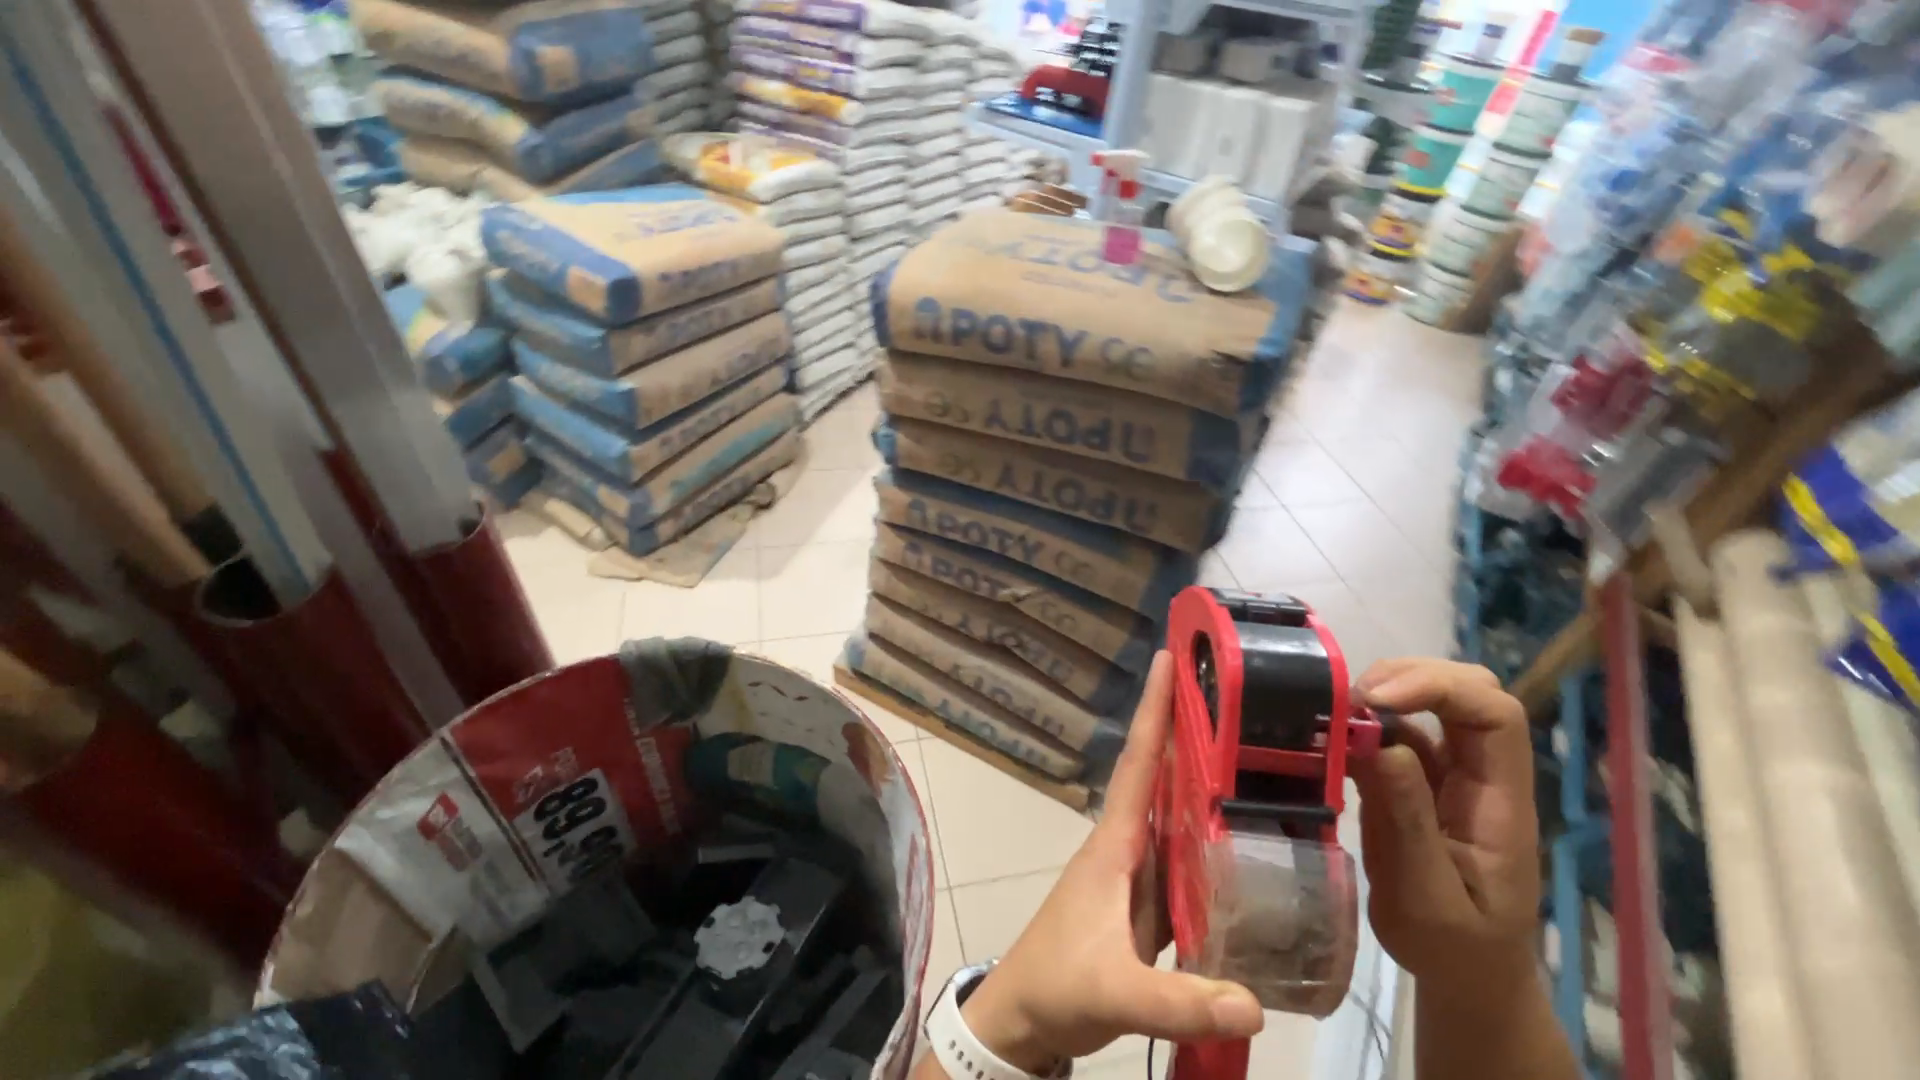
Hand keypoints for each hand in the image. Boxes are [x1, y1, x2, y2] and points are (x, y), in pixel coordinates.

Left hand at [959, 652, 1265, 1069]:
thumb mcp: (1115, 993)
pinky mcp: (1151, 904)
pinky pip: (1188, 857)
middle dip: (1191, 731)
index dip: (1155, 711)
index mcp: (1115, 845)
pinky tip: (1250, 834)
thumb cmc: (1058, 985)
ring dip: (1207, 779)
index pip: (1139, 764)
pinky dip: (1214, 837)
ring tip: (1255, 745)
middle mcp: (1129, 847)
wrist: (1026, 1017)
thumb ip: (1180, 1001)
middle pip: (1163, 776)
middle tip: (1236, 689)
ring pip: (1178, 814)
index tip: (1171, 659)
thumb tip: (1256, 1006)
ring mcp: (1140, 875)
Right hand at [1350, 658, 1541, 988]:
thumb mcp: (1427, 895)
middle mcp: (1480, 774)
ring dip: (1381, 695)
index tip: (1374, 700)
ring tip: (1332, 715)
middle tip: (1350, 698)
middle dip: (1410, 677)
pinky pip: (1393, 734)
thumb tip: (1384, 744)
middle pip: (1468, 691)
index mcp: (1500, 799)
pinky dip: (1361, 725)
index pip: (1495, 715)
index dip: (1439, 689)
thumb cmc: (1453, 946)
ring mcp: (1448, 774)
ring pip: (1430, 703)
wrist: (1463, 974)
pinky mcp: (1415, 782)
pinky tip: (1330, 739)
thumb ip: (1409, 820)